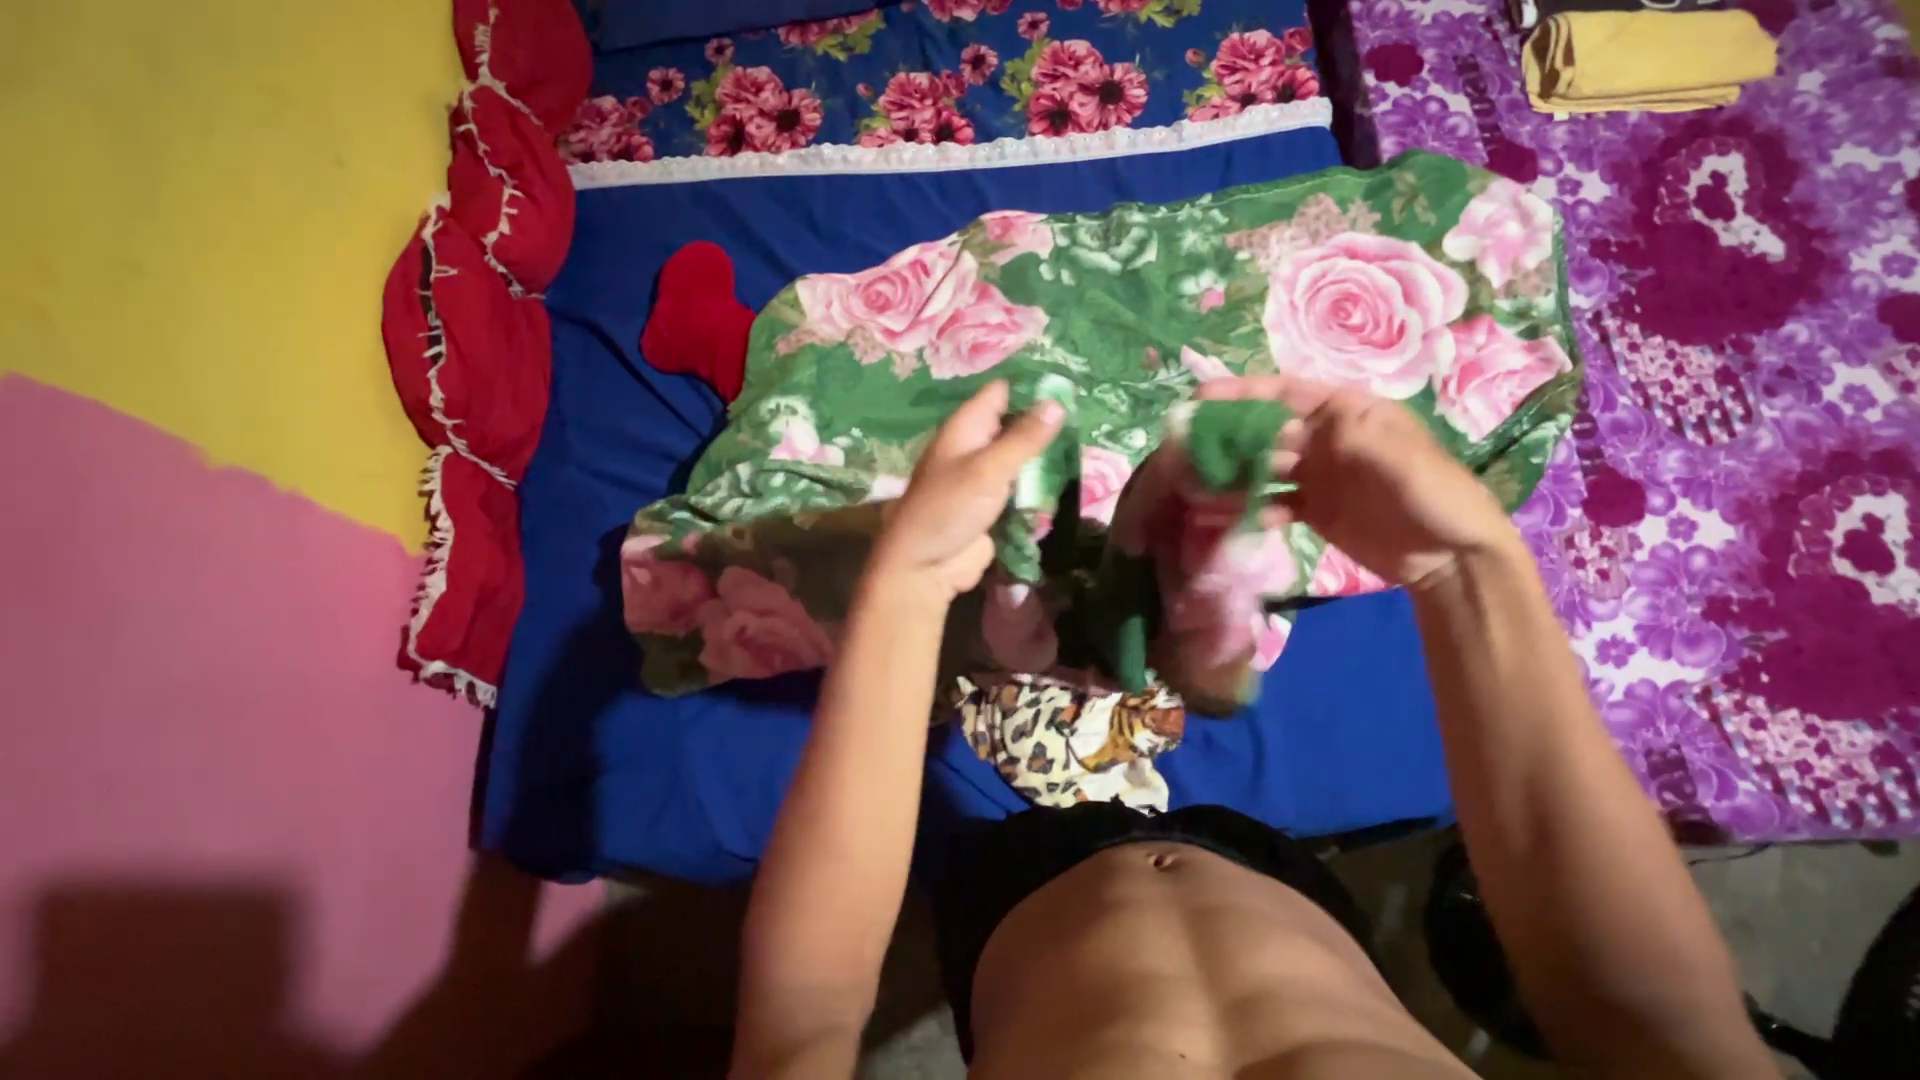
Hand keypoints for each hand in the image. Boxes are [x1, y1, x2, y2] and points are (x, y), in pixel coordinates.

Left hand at [868, 380, 1064, 602]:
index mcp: (965, 428)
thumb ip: (1024, 438)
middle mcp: (974, 447)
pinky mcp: (993, 506)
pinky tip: (1068, 480)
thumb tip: (1057, 403)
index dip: (1032, 386)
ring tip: (1085, 446)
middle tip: (1087, 418)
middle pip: (1014, 425)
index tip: (1070, 384)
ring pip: (1020, 458)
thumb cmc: (949, 509)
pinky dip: (1039, 486)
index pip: (1001, 393)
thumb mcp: (989, 469)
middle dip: (1045, 423)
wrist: (926, 566)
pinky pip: (1021, 489)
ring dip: (1045, 457)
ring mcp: (983, 478)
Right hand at [1199, 374, 1522, 588]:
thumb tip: (1295, 431)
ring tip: (1199, 486)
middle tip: (1189, 449)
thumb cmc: (1434, 495)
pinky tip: (1228, 519)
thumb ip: (1349, 439)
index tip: (1202, 399)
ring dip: (1234, 474)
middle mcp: (1327, 439)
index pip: (1287, 394)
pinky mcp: (1314, 509)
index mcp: (1348, 413)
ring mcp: (1319, 475)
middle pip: (1267, 430)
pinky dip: (1250, 509)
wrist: (1451, 557)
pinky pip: (1273, 502)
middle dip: (1229, 436)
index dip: (1243, 394)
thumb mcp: (1401, 460)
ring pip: (1264, 467)